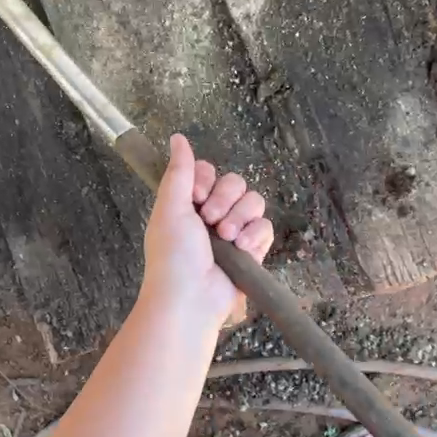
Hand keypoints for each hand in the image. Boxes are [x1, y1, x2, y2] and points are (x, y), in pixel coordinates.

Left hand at [140, 134, 275, 330]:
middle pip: (235, 183)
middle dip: (225, 200)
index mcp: (188, 203)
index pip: (209, 171)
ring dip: (240, 218)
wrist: (191, 298)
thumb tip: (178, 138)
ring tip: (226, 239)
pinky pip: (265, 227)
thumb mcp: (170, 208)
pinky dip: (255, 237)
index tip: (196, 196)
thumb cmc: (173, 255)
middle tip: (210, 221)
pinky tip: (242, 250)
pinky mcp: (252, 251)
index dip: (207, 180)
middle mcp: (211, 215)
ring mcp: (234, 232)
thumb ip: (179, 171)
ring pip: (254, 202)